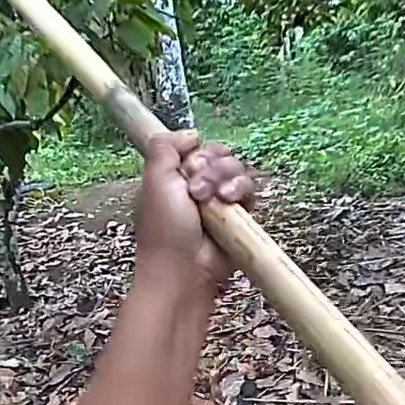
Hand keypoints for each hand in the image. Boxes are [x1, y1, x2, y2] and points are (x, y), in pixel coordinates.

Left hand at [136, 129, 255, 288]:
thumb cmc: (164, 229)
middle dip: (211, 168)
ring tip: (214, 199)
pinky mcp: (239, 217)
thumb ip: (165, 146)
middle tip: (196, 191)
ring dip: (225, 178)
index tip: (189, 167)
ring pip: (236, 170)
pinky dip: (241, 190)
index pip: (197, 147)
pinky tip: (230, 200)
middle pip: (219, 155)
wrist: (183, 270)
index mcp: (175, 176)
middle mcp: (198, 186)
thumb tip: (192, 134)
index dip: (197, 152)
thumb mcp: (154, 179)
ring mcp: (219, 201)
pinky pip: (250, 190)